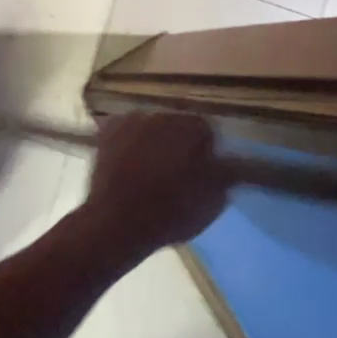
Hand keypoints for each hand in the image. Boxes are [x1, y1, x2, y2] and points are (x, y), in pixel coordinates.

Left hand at [76, 112, 224, 254]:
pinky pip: (125, 129)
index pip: (207, 131)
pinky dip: (128, 141)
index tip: (200, 171)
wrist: (117, 221)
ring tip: (147, 169)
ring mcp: (133, 120)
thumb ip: (225, 177)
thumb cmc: (169, 215)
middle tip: (174, 171)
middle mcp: (163, 116)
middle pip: (177, 125)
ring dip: (153, 141)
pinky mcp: (109, 128)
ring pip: (151, 126)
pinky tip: (127, 162)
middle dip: (179, 143)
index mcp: (194, 130)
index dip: (205, 152)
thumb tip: (227, 165)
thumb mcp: (212, 202)